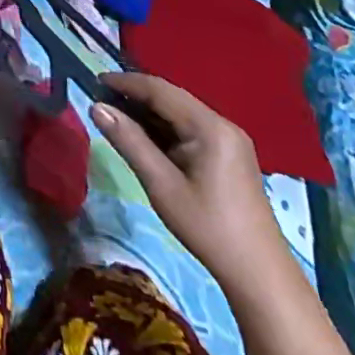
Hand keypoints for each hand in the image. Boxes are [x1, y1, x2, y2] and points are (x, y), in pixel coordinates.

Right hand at [91, 73, 287, 275]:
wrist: (258, 272)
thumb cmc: (207, 227)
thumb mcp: (161, 185)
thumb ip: (129, 141)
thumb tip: (97, 107)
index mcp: (209, 126)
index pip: (161, 90)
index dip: (126, 82)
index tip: (96, 81)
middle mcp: (222, 123)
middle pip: (172, 98)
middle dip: (136, 95)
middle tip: (101, 99)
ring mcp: (229, 138)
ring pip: (180, 113)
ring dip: (149, 112)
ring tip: (116, 115)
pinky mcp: (229, 153)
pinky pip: (190, 128)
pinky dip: (164, 128)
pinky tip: (145, 136)